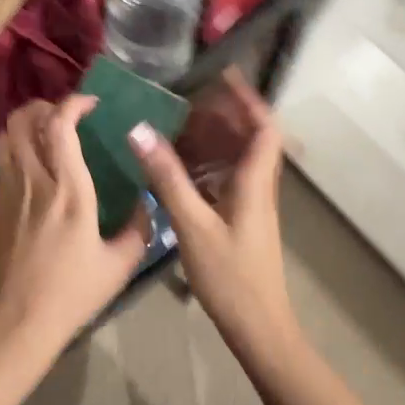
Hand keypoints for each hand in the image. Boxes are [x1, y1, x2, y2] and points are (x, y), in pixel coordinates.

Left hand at [0, 96, 148, 354]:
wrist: (12, 319)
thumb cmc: (69, 295)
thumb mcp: (118, 267)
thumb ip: (138, 230)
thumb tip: (148, 205)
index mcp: (69, 190)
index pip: (61, 124)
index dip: (74, 103)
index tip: (91, 104)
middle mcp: (34, 178)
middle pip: (25, 118)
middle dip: (45, 105)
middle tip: (66, 116)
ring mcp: (7, 187)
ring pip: (7, 132)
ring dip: (26, 122)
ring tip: (46, 133)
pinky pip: (0, 157)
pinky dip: (14, 145)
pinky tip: (31, 164)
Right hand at [128, 69, 296, 358]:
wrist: (259, 329)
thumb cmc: (231, 276)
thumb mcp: (192, 225)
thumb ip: (166, 177)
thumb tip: (140, 130)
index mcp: (254, 181)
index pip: (264, 127)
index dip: (248, 98)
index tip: (222, 75)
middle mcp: (257, 187)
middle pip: (248, 137)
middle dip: (220, 114)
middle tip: (184, 100)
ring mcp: (250, 204)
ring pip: (235, 158)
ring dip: (210, 139)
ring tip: (174, 127)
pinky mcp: (240, 220)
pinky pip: (224, 177)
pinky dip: (204, 164)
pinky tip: (176, 167)